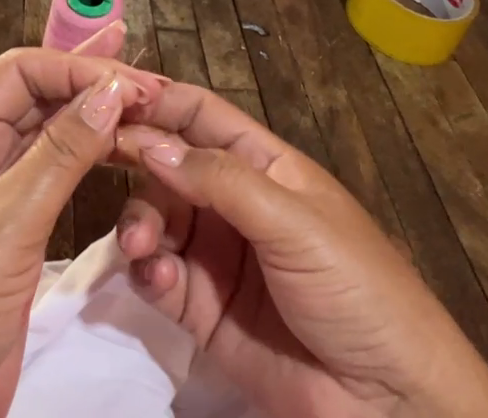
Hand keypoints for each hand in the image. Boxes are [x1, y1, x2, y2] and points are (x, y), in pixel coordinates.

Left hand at [0, 39, 165, 417]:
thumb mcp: (6, 223)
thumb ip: (61, 154)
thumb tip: (113, 90)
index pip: (21, 72)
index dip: (78, 69)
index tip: (136, 84)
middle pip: (40, 95)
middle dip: (94, 87)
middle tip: (157, 96)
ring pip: (54, 132)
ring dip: (98, 118)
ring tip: (151, 113)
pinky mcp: (20, 221)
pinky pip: (60, 171)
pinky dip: (94, 156)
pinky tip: (125, 150)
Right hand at [114, 85, 487, 417]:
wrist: (387, 403)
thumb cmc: (356, 288)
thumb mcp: (294, 222)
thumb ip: (220, 180)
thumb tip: (149, 142)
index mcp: (264, 166)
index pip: (202, 117)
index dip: (158, 103)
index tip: (107, 100)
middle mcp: (233, 203)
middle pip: (167, 166)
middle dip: (137, 165)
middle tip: (99, 167)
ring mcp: (215, 256)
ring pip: (156, 219)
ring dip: (139, 224)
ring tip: (140, 246)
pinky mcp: (201, 309)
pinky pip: (158, 276)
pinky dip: (147, 272)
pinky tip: (157, 280)